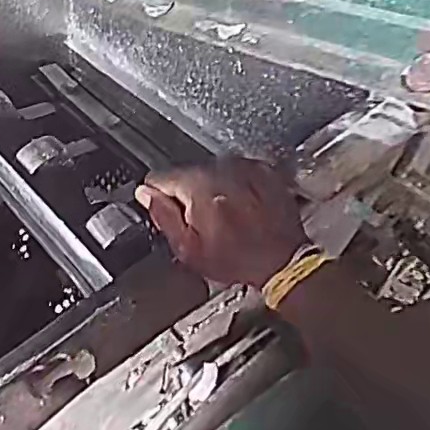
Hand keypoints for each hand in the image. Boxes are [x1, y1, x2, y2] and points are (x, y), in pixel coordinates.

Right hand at [135, 157, 307, 285]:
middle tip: (200, 222)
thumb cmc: (238, 260)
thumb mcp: (187, 248)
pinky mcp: (262, 171)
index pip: (159, 177)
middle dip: (186, 195)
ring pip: (210, 172)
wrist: (283, 262)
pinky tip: (239, 207)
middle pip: (186, 174)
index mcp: (196, 187)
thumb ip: (162, 215)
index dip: (159, 196)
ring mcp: (243, 167)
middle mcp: (220, 170)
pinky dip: (234, 185)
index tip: (166, 210)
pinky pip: (235, 172)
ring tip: (223, 217)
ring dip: (211, 189)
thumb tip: (145, 193)